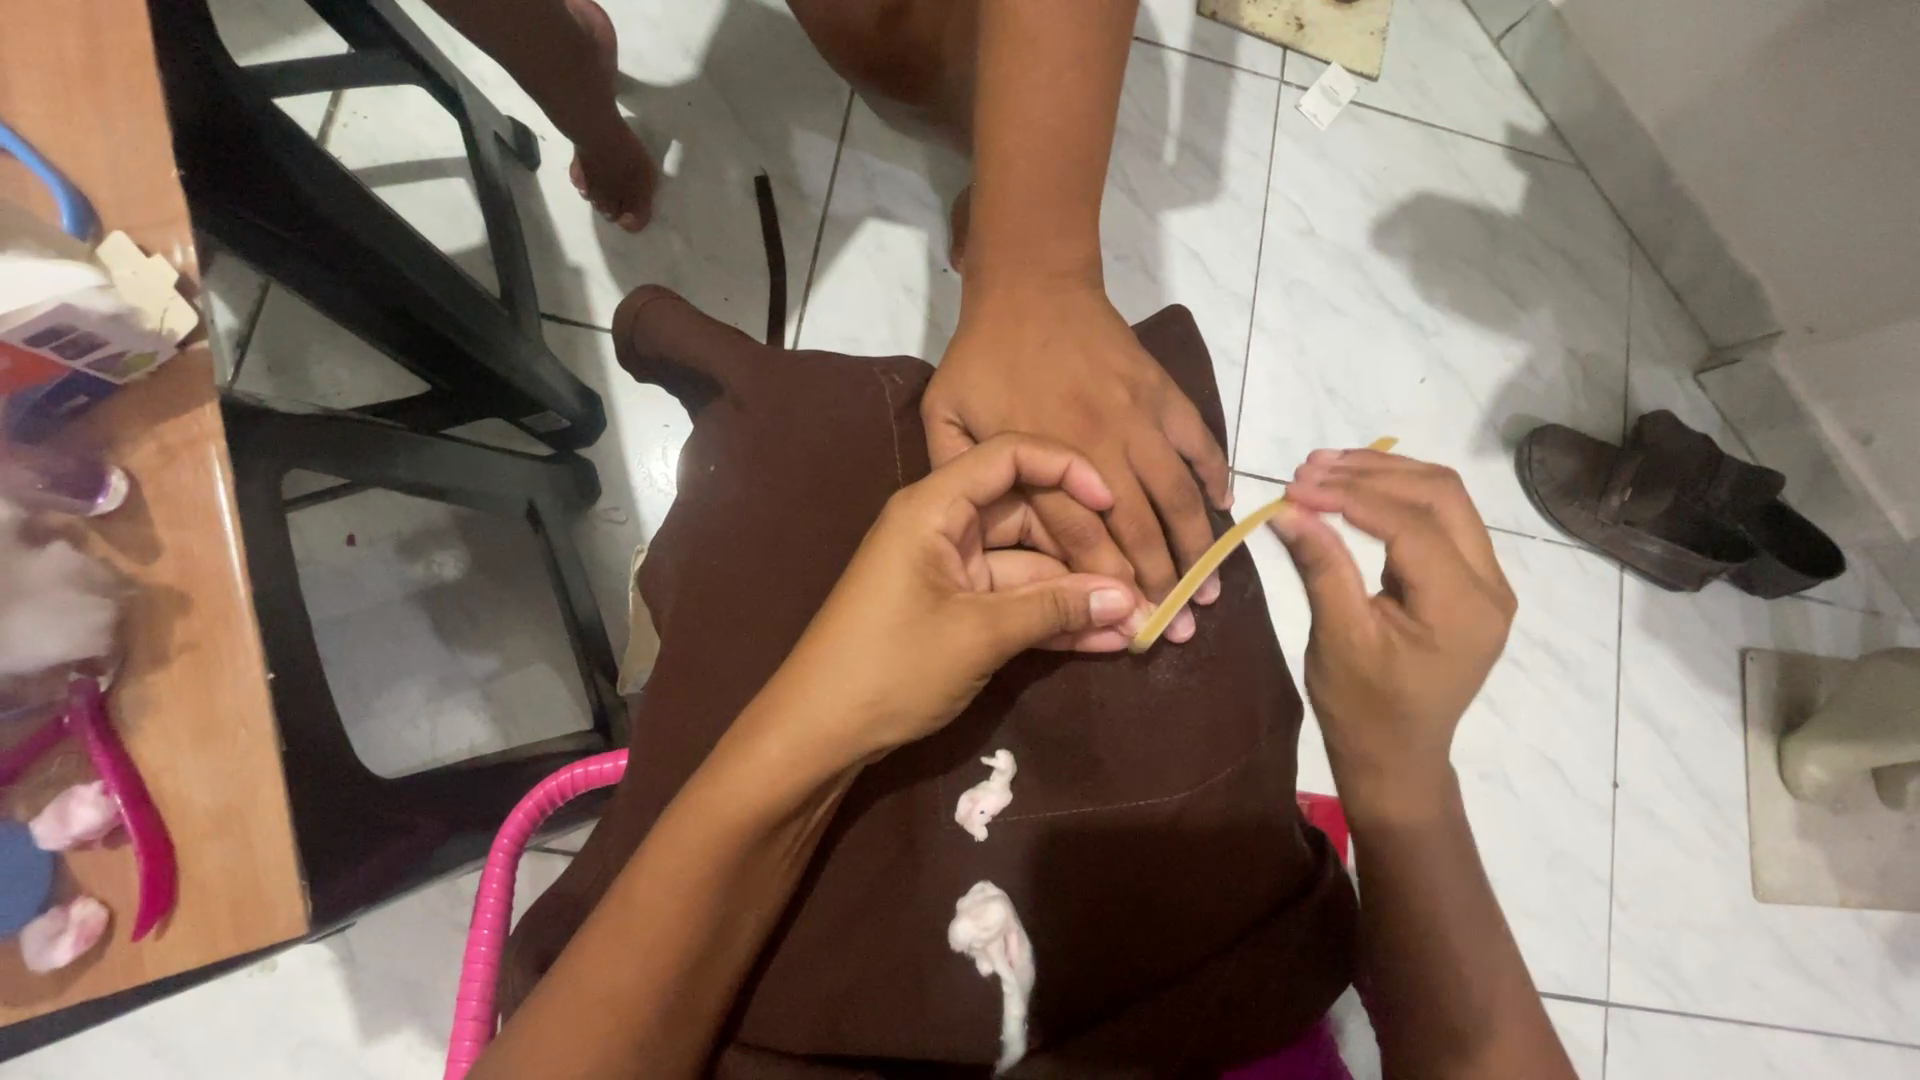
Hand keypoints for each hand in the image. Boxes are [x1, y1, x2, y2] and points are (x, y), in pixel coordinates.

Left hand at [760, 434, 1140, 761]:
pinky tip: (1107, 640)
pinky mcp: (959, 611)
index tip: (1113, 500)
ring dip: (1079, 596)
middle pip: (1029, 517)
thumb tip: (1128, 598)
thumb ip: (1053, 609)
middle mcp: (945, 527)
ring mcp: (953, 572)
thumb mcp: (978, 633)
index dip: (1066, 468)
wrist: (819, 732)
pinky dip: (1053, 620)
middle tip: (1147, 588)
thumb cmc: (890, 666)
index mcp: (934, 506)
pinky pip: (1016, 603)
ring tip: (1141, 622)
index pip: (1009, 457)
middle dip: (1088, 554)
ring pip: (1030, 568)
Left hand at [923, 284, 1230, 644]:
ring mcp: (1138, 418)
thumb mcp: (943, 416)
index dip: (1107, 586)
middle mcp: (1100, 445)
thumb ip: (955, 473)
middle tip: (1181, 628)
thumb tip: (976, 530)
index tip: (1127, 624)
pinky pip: (1199, 443)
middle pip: (1136, 528)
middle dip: (1161, 583)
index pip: (1081, 538)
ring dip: (1197, 547)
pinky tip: (1226, 512)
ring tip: (1209, 592)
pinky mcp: (1163, 395)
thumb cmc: (981, 356)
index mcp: (1043, 459)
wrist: (1031, 284)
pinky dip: (1215, 477)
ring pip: (1176, 496)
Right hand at [1268, 449, 1516, 819]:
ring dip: (1384, 475)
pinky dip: (1394, 497)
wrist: (1396, 753)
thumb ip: (1321, 567)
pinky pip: (1440, 520)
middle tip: (1305, 470)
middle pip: (1440, 496)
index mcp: (1463, 607)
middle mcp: (1490, 585)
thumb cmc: (1363, 706)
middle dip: (1370, 473)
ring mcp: (1486, 582)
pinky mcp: (1469, 582)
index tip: (1293, 487)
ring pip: (1444, 499)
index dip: (1350, 496)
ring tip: (1322, 467)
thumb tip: (1286, 508)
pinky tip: (1352, 490)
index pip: (1411, 524)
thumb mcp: (1337, 638)